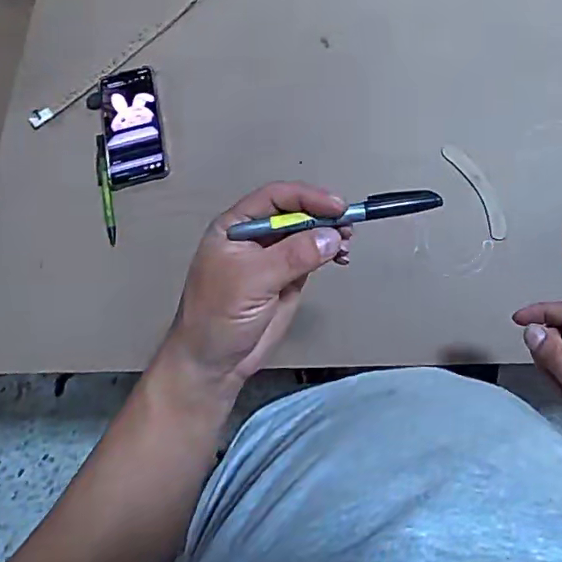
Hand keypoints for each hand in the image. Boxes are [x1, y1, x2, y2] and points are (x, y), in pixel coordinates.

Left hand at [153, 183, 351, 401]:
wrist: (213, 363)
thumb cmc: (218, 315)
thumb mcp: (253, 279)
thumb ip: (293, 255)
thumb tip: (332, 236)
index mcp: (236, 225)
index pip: (275, 198)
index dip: (307, 197)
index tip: (336, 206)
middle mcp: (256, 235)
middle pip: (295, 212)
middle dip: (323, 215)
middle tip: (348, 225)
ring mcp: (273, 256)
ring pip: (308, 233)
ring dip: (330, 233)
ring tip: (347, 243)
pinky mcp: (288, 277)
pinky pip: (314, 255)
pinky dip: (331, 252)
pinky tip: (341, 256)